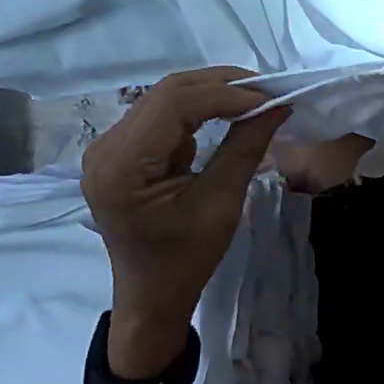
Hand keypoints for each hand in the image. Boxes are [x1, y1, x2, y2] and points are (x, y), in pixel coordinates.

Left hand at [82, 68, 288, 377]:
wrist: (152, 297)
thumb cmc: (186, 260)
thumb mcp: (221, 203)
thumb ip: (246, 147)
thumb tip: (278, 104)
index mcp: (121, 165)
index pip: (174, 104)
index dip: (225, 94)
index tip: (271, 98)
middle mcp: (106, 147)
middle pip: (167, 93)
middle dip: (221, 85)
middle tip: (268, 89)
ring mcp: (109, 147)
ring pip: (165, 98)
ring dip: (211, 93)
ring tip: (254, 98)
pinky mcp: (122, 150)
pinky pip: (163, 115)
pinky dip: (199, 109)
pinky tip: (228, 112)